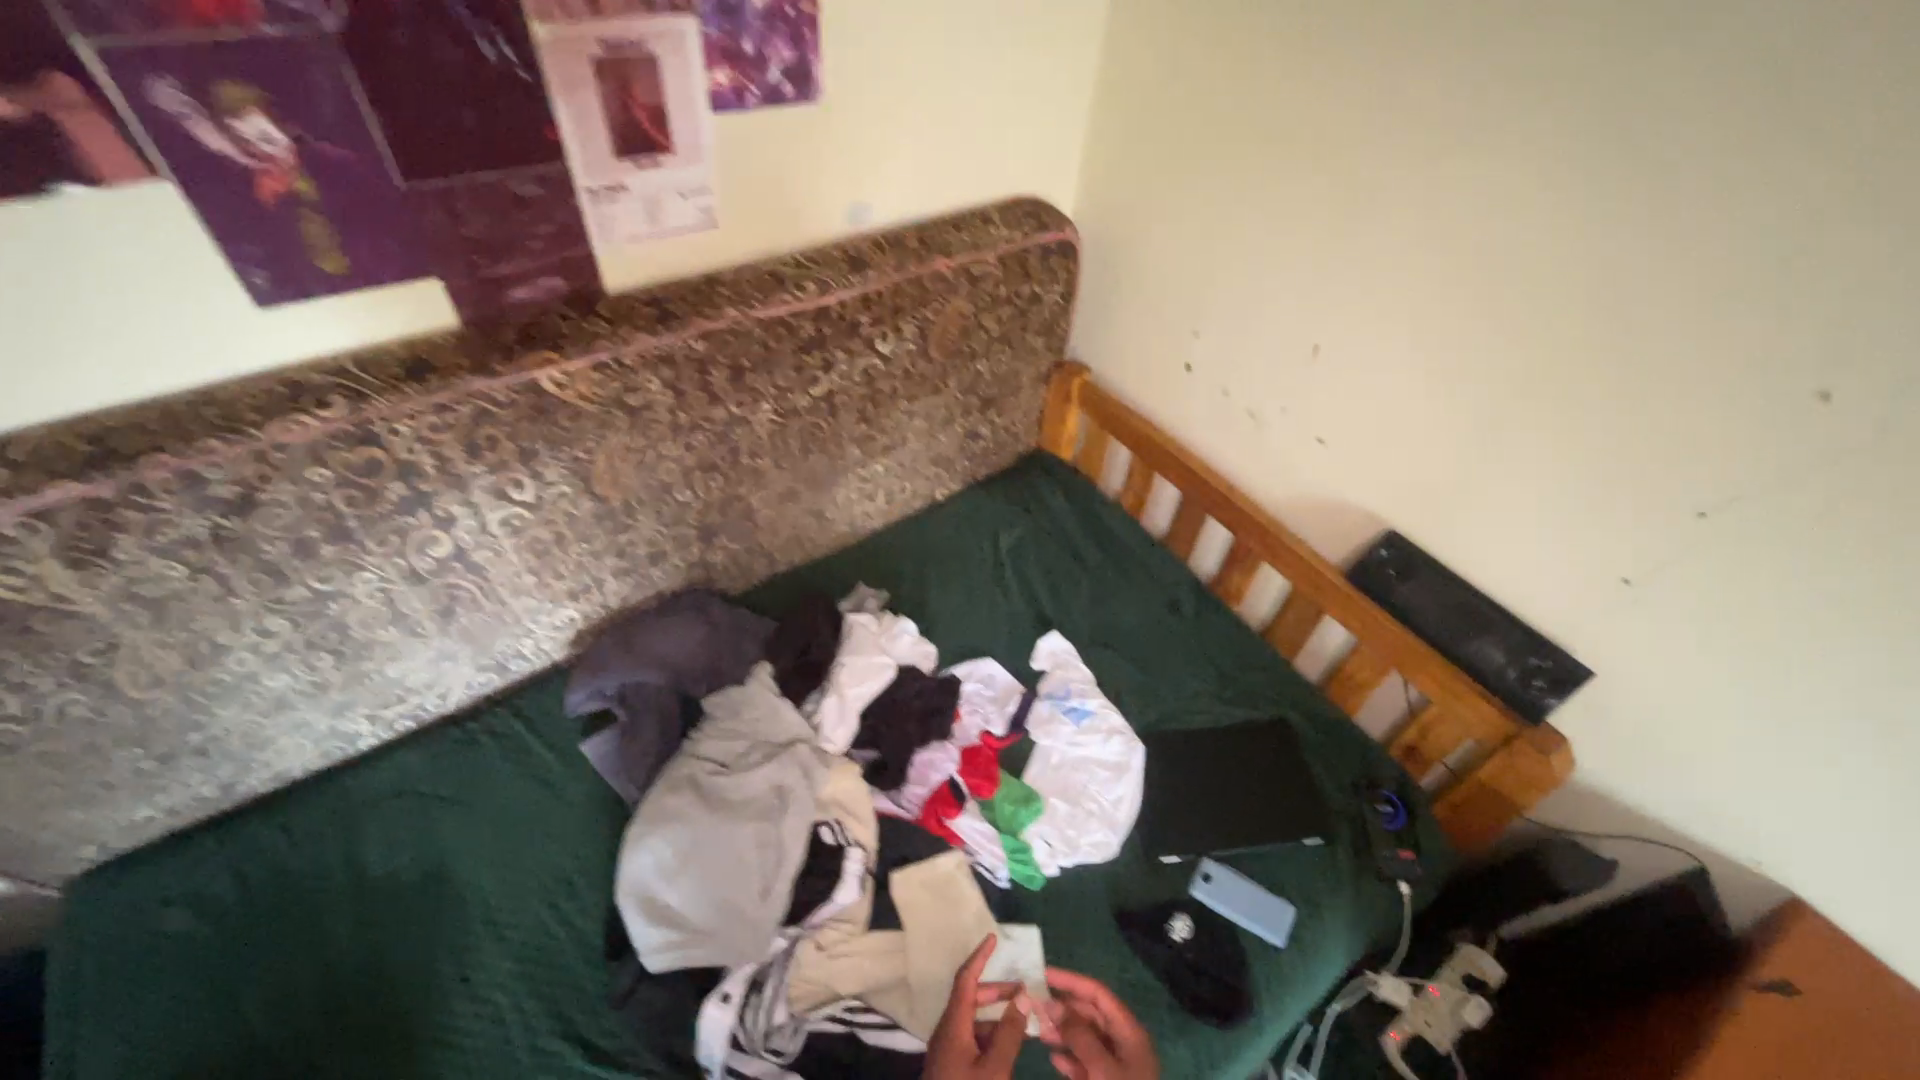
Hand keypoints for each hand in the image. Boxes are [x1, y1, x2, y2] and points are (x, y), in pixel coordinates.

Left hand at [923, 935, 1033, 1079]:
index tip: (994, 938)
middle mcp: (947, 1031)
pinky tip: (1010, 1047)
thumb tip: (1022, 998)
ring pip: (973, 1021)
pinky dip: (991, 1036)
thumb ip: (1009, 1033)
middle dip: (998, 991)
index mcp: (953, 1024)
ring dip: (997, 1017)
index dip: (979, 957)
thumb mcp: (994, 1068)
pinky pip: (972, 1039)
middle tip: (1025, 992)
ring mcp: (948, 1050)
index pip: (966, 979)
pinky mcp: (951, 1067)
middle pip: (971, 999)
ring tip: (1024, 1022)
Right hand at [1041, 968, 1158, 1079]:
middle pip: (1091, 1015)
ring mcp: (1117, 1067)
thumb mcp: (1102, 1069)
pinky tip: (1053, 1058)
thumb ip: (1078, 1036)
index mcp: (1129, 1033)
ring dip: (1062, 1033)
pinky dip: (1069, 1058)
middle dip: (1063, 1008)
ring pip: (1086, 1039)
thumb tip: (1052, 1003)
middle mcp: (1124, 1044)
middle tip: (1033, 1005)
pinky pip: (1087, 1063)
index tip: (1042, 975)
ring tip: (1037, 1031)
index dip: (1071, 981)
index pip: (1098, 994)